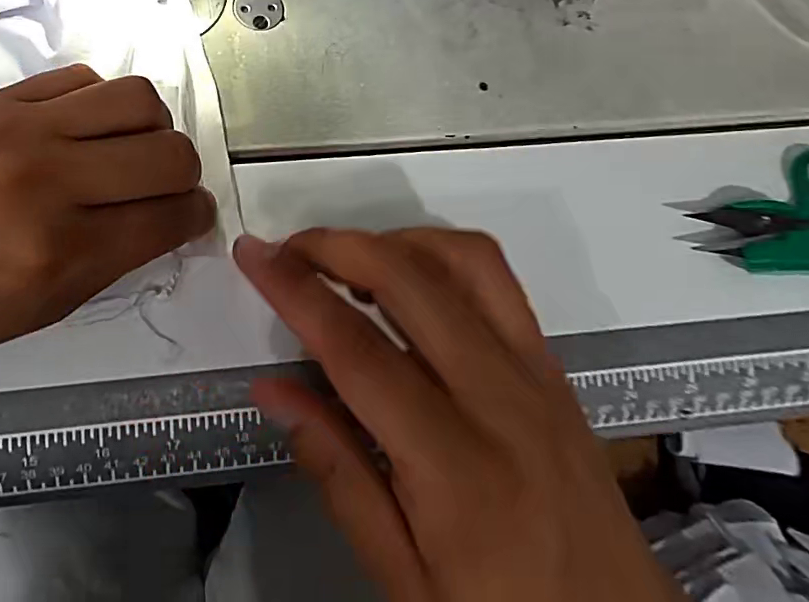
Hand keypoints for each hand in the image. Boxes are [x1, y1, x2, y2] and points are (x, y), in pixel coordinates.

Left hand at [0, 65, 215, 408]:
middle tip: (166, 189)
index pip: (168, 217)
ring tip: (130, 151)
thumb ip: (113, 260)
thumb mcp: (40, 311)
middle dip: (185, 175)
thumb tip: (166, 219)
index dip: (196, 218)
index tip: (192, 217)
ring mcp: (20, 128)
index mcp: (59, 252)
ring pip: (136, 98)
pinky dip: (100, 104)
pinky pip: (80, 79)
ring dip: (152, 128)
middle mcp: (48, 179)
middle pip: (167, 152)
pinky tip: (84, 130)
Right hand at [235, 229, 681, 601]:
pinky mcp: (556, 369)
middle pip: (411, 282)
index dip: (295, 291)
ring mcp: (539, 375)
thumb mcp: (404, 577)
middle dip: (336, 246)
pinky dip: (438, 256)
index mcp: (458, 469)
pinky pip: (497, 281)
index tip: (253, 255)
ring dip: (393, 240)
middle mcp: (504, 401)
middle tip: (287, 249)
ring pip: (464, 260)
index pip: (357, 350)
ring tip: (344, 260)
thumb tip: (271, 390)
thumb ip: (337, 472)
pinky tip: (405, 281)